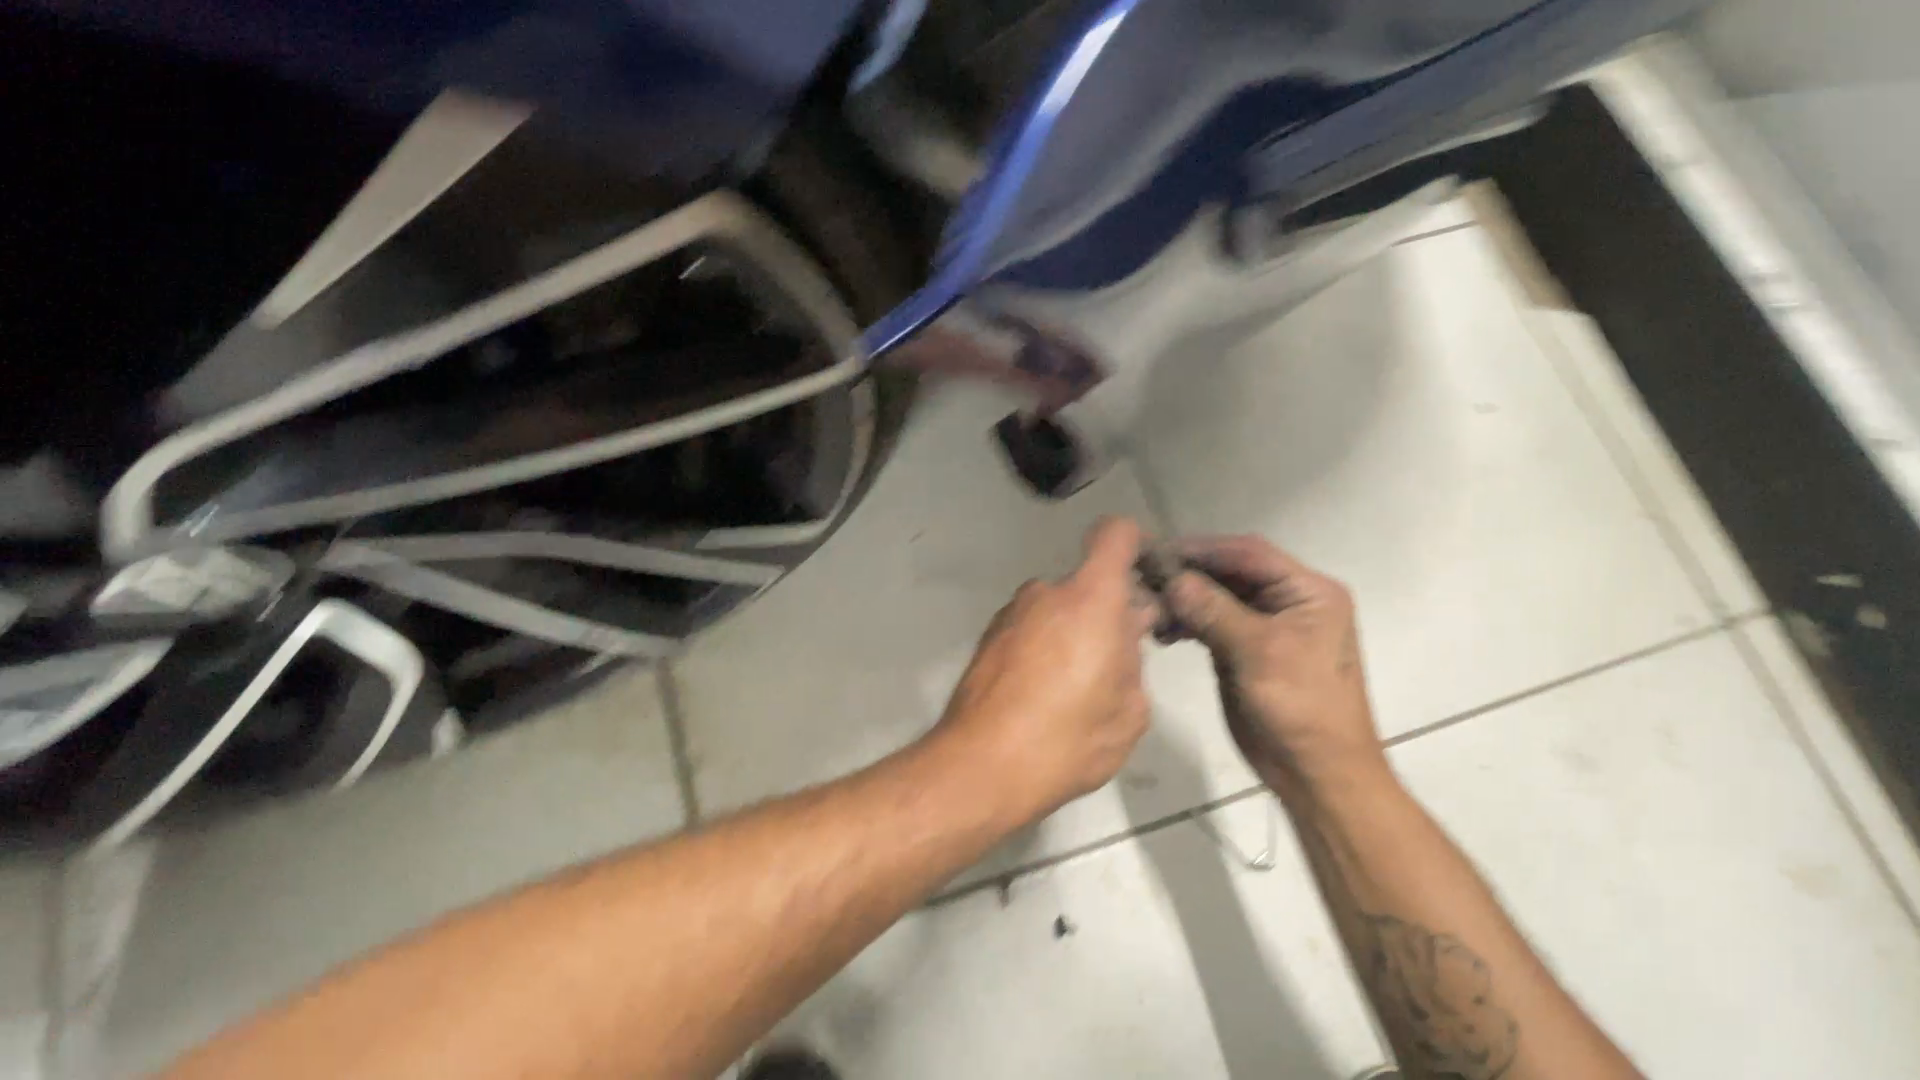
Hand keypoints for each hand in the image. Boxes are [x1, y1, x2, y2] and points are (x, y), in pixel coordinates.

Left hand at [932, 517, 1154, 823]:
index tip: (1148, 575)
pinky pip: (1031, 630)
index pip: (1116, 535)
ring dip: (1074, 634)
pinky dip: (1044, 649)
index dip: (1137, 544)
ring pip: (1057, 610)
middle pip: (1088, 583)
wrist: (980, 767)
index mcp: (1090, 599)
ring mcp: (1010, 614)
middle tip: (1118, 661)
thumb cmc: (1067, 740)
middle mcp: (1046, 593)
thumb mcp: (1130, 712)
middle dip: (1107, 612)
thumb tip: (1123, 644)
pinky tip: (1044, 698)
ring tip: (1078, 691)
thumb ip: (1134, 663)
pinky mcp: (987, 639)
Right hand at [1161, 536, 1384, 788]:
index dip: (1203, 549)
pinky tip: (1163, 631)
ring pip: (1218, 598)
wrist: (1318, 772)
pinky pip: (1213, 624)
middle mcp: (1289, 601)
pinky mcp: (1247, 651)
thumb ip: (1214, 610)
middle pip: (1231, 572)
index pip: (1249, 553)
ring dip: (1184, 600)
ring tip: (1149, 608)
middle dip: (1189, 574)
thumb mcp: (1259, 653)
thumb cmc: (1302, 707)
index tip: (1158, 551)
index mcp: (1308, 592)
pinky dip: (1188, 623)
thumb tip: (1170, 578)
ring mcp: (1267, 627)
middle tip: (1143, 575)